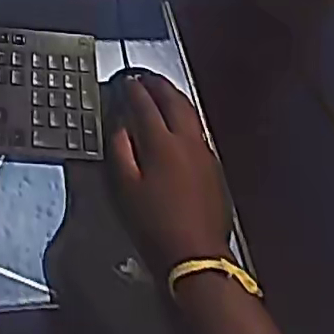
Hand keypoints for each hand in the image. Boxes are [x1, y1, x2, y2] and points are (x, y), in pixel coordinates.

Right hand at [109, 72, 233, 271]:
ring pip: (190, 112)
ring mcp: (203, 152)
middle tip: (144, 77)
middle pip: (173, 100)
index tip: (125, 81)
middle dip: (157, 85)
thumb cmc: (154, 223)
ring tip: (160, 90)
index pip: (145, 104)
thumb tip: (119, 124)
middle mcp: (185, 141)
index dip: (133, 89)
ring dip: (173, 96)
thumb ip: (120, 148)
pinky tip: (177, 119)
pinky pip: (197, 127)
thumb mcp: (125, 186)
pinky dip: (184, 114)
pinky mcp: (213, 165)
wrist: (197, 256)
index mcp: (161, 143)